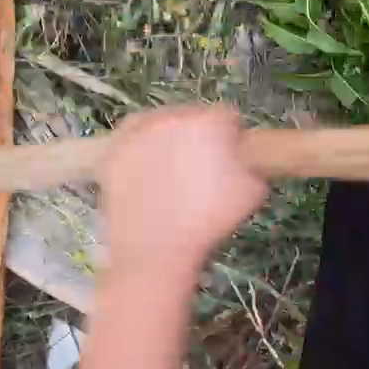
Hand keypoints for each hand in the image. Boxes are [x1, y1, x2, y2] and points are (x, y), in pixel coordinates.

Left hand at [97, 105, 266, 274]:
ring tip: (168, 168)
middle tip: (197, 167)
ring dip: (168, 136)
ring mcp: (142, 130)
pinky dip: (138, 144)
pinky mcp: (115, 147)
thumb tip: (244, 157)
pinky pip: (131, 135)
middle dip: (198, 136)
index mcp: (212, 122)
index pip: (227, 117)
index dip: (230, 137)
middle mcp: (176, 116)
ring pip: (161, 122)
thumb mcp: (253, 193)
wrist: (156, 252)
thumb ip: (253, 164)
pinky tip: (143, 164)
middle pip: (193, 116)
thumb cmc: (208, 222)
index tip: (227, 158)